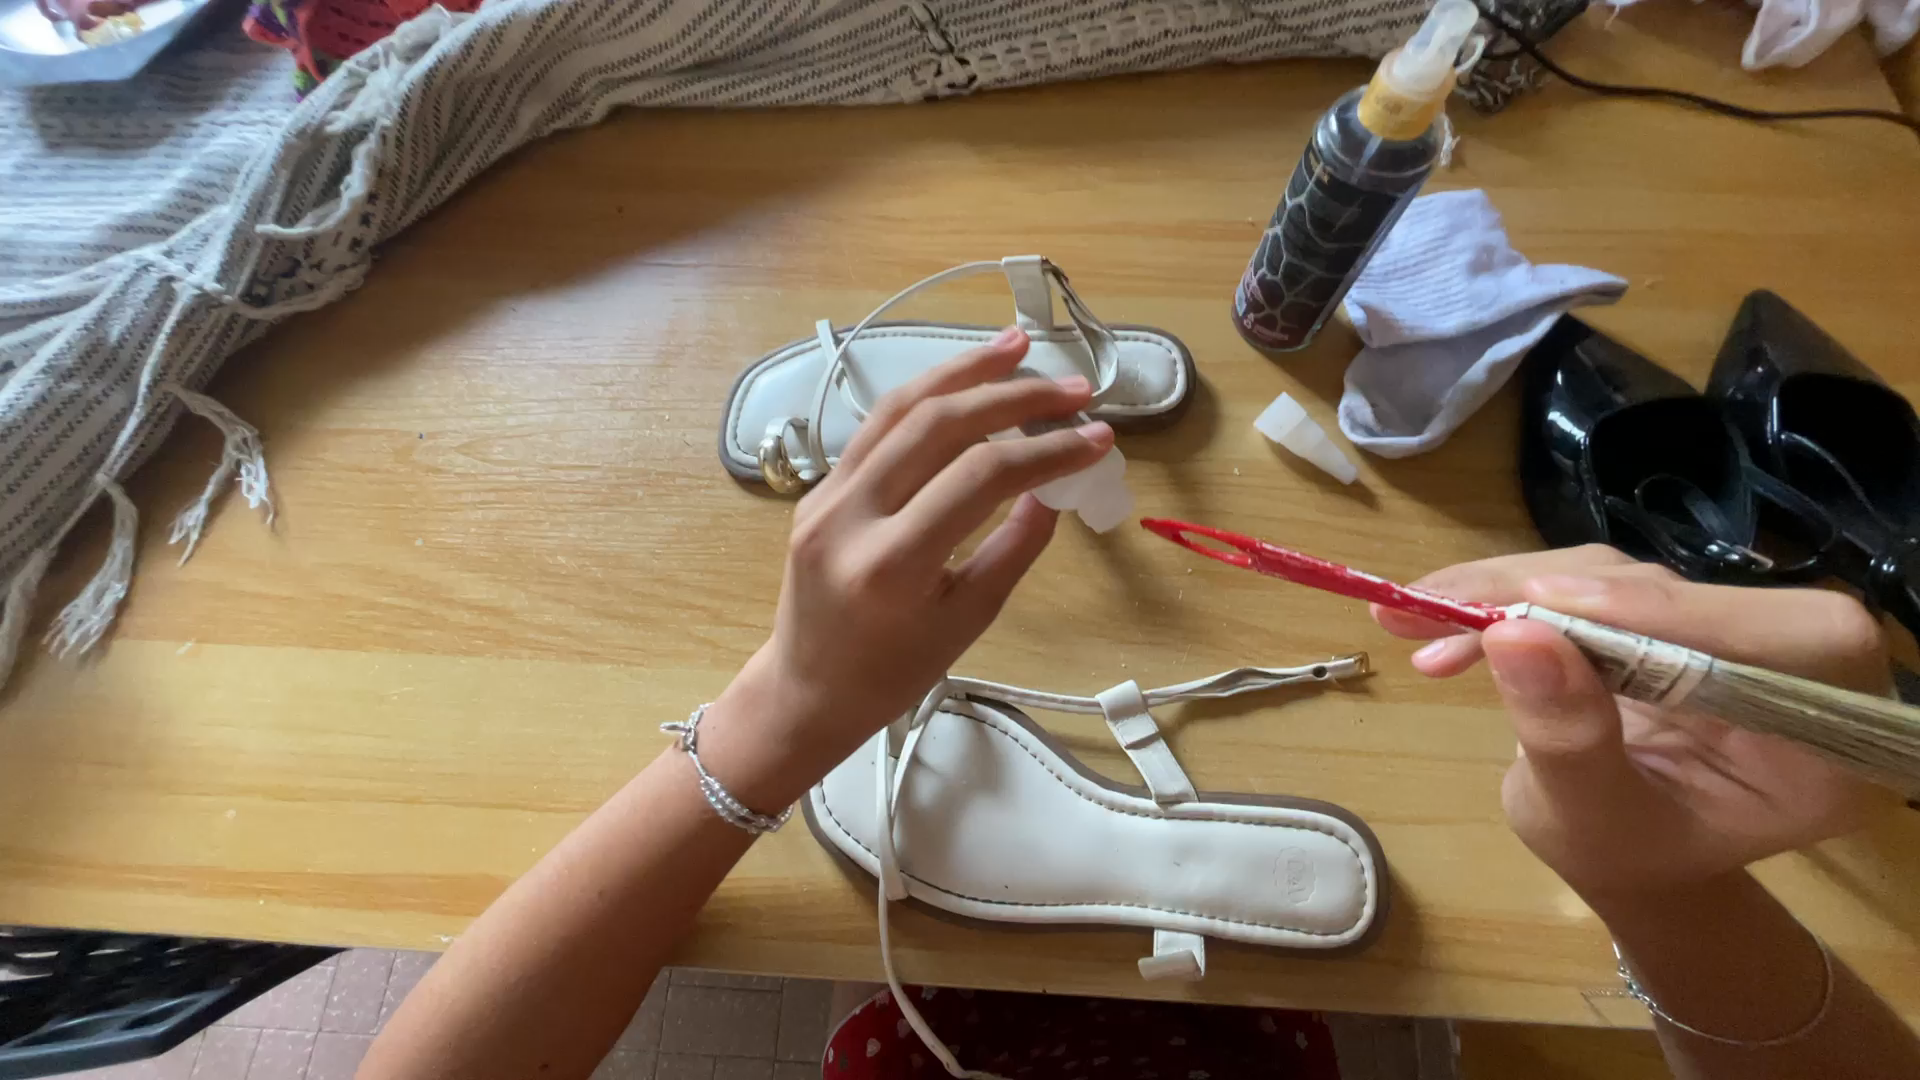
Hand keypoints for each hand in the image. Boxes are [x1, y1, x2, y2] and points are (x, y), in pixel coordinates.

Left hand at [697, 327, 1111, 809]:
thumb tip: (1051, 487)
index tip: (1096, 438)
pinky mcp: (818, 488)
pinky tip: (963, 383)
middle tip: (1070, 387)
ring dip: (963, 371)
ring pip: (899, 409)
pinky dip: (926, 398)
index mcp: (890, 564)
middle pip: (937, 424)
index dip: (1046, 451)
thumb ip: (1013, 548)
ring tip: (1017, 347)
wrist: (807, 689)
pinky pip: (876, 429)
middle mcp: (849, 515)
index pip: (979, 478)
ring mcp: (825, 495)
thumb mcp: (967, 621)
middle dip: (1012, 396)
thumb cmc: (892, 674)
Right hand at [1372, 544, 1895, 905]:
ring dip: (1495, 591)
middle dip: (1538, 595)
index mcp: (1815, 736)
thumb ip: (1566, 734)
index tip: (1542, 604)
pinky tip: (1434, 628)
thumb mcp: (1589, 815)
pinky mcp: (1644, 618)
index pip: (1788, 636)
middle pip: (1667, 591)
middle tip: (1431, 608)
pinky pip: (1566, 585)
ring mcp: (1702, 634)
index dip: (1674, 607)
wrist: (1614, 848)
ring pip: (1601, 576)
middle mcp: (1771, 665)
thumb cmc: (1617, 853)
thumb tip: (1511, 634)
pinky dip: (1491, 600)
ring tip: (1407, 618)